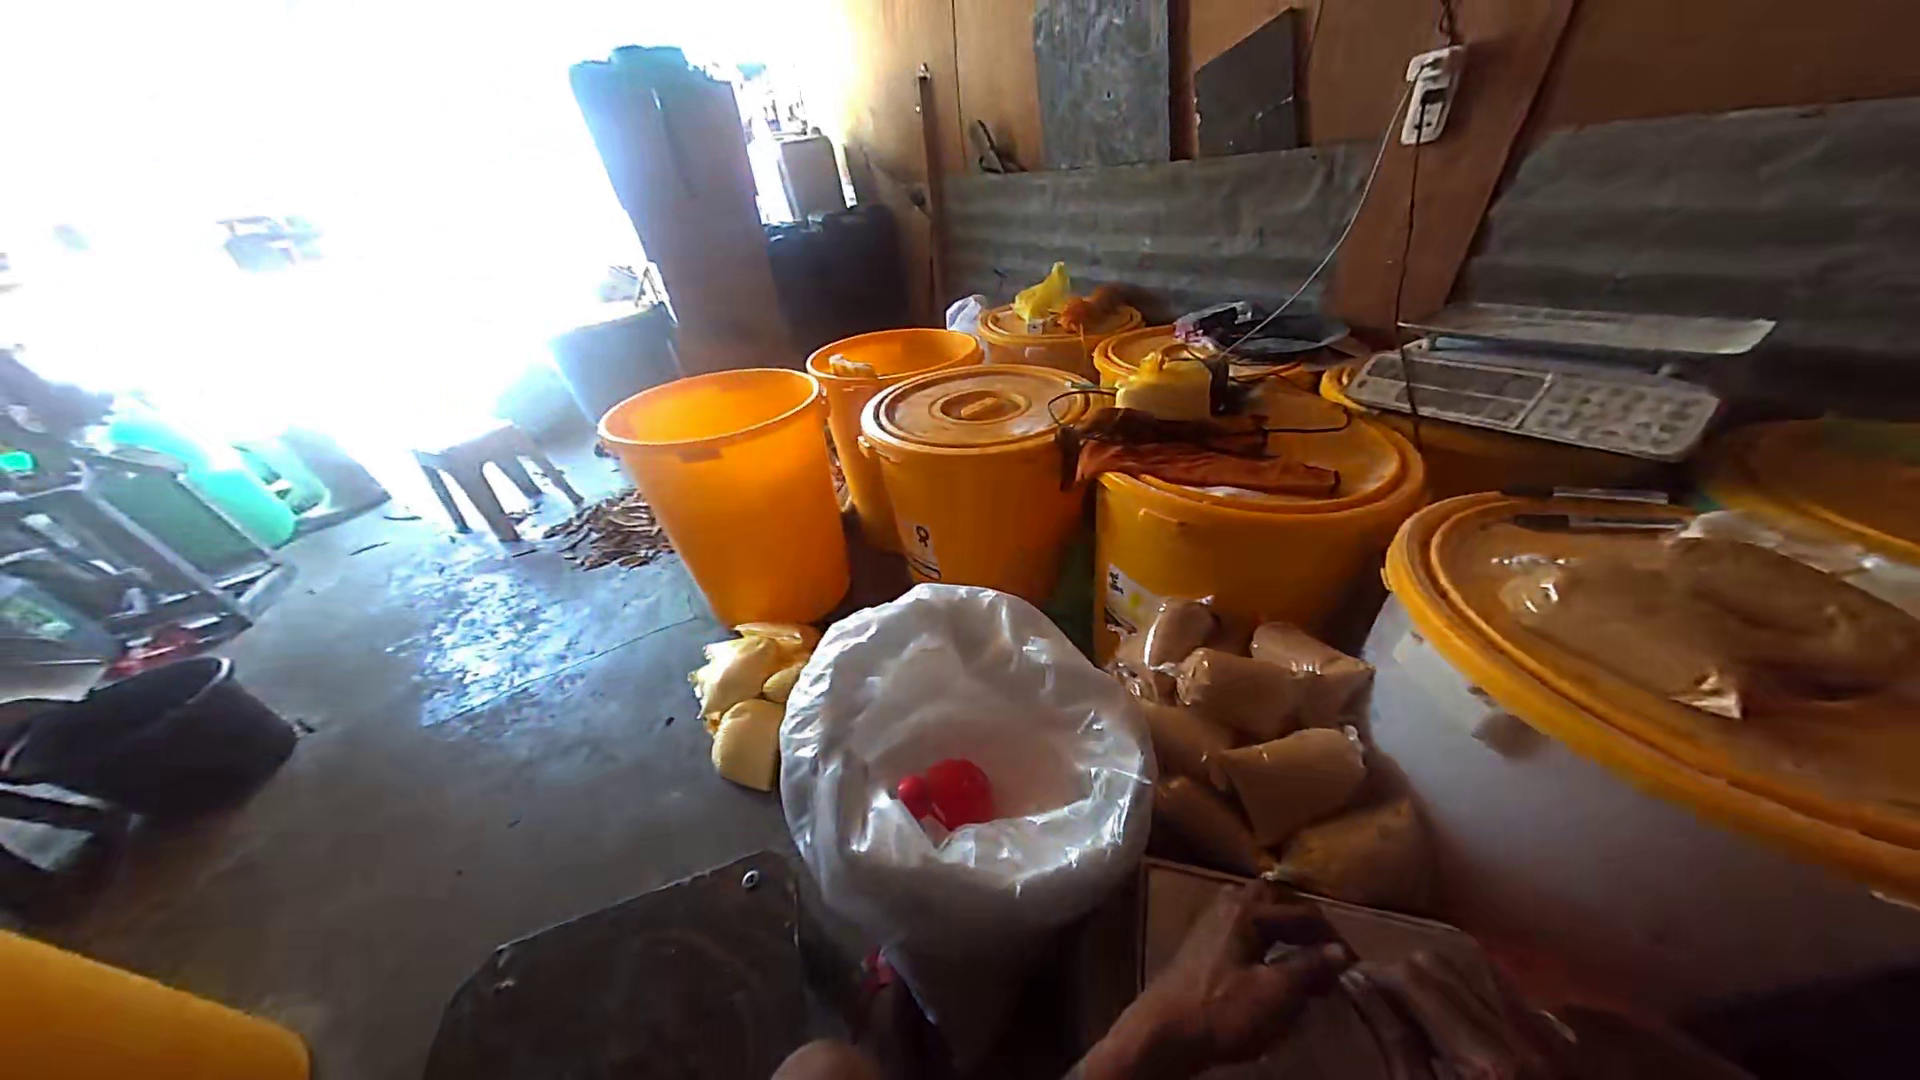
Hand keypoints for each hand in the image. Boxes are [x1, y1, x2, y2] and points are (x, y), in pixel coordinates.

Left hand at [1077, 880, 1351, 1079]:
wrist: (1168, 1027)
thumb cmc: (1225, 1009)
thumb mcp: (1276, 994)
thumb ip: (1308, 967)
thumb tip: (1339, 950)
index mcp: (1247, 911)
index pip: (1300, 911)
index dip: (1331, 935)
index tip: (1355, 962)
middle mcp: (1227, 905)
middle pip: (1272, 897)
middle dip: (1302, 918)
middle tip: (1326, 949)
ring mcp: (1211, 920)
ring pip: (1254, 908)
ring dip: (1280, 923)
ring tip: (1303, 953)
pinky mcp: (1203, 940)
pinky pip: (1241, 924)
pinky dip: (1263, 934)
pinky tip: (1271, 959)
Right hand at [1341, 949, 1576, 1079]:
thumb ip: (1393, 1040)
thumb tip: (1355, 980)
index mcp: (1482, 1061)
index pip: (1410, 976)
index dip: (1374, 972)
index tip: (1353, 982)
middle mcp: (1518, 1041)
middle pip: (1437, 965)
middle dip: (1400, 971)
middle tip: (1380, 995)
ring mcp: (1547, 1043)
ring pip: (1469, 975)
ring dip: (1434, 982)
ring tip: (1416, 1009)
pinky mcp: (1560, 1050)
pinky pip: (1504, 998)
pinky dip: (1470, 998)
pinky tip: (1459, 1025)